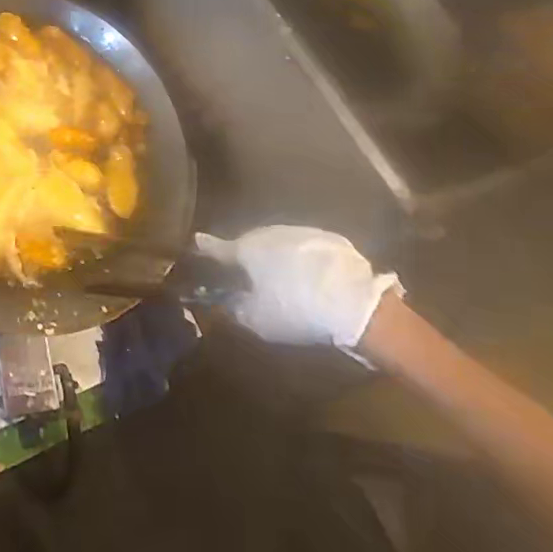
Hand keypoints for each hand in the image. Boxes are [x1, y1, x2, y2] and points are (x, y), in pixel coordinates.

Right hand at [192, 226, 400, 348]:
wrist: (358, 303)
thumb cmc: (297, 310)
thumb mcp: (257, 320)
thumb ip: (231, 308)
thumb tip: (218, 302)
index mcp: (244, 249)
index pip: (213, 246)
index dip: (202, 249)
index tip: (194, 246)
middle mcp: (265, 232)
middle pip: (246, 244)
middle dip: (244, 258)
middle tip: (246, 278)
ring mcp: (296, 231)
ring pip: (274, 243)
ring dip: (273, 258)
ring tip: (280, 279)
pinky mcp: (324, 236)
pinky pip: (300, 247)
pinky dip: (298, 259)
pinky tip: (308, 277)